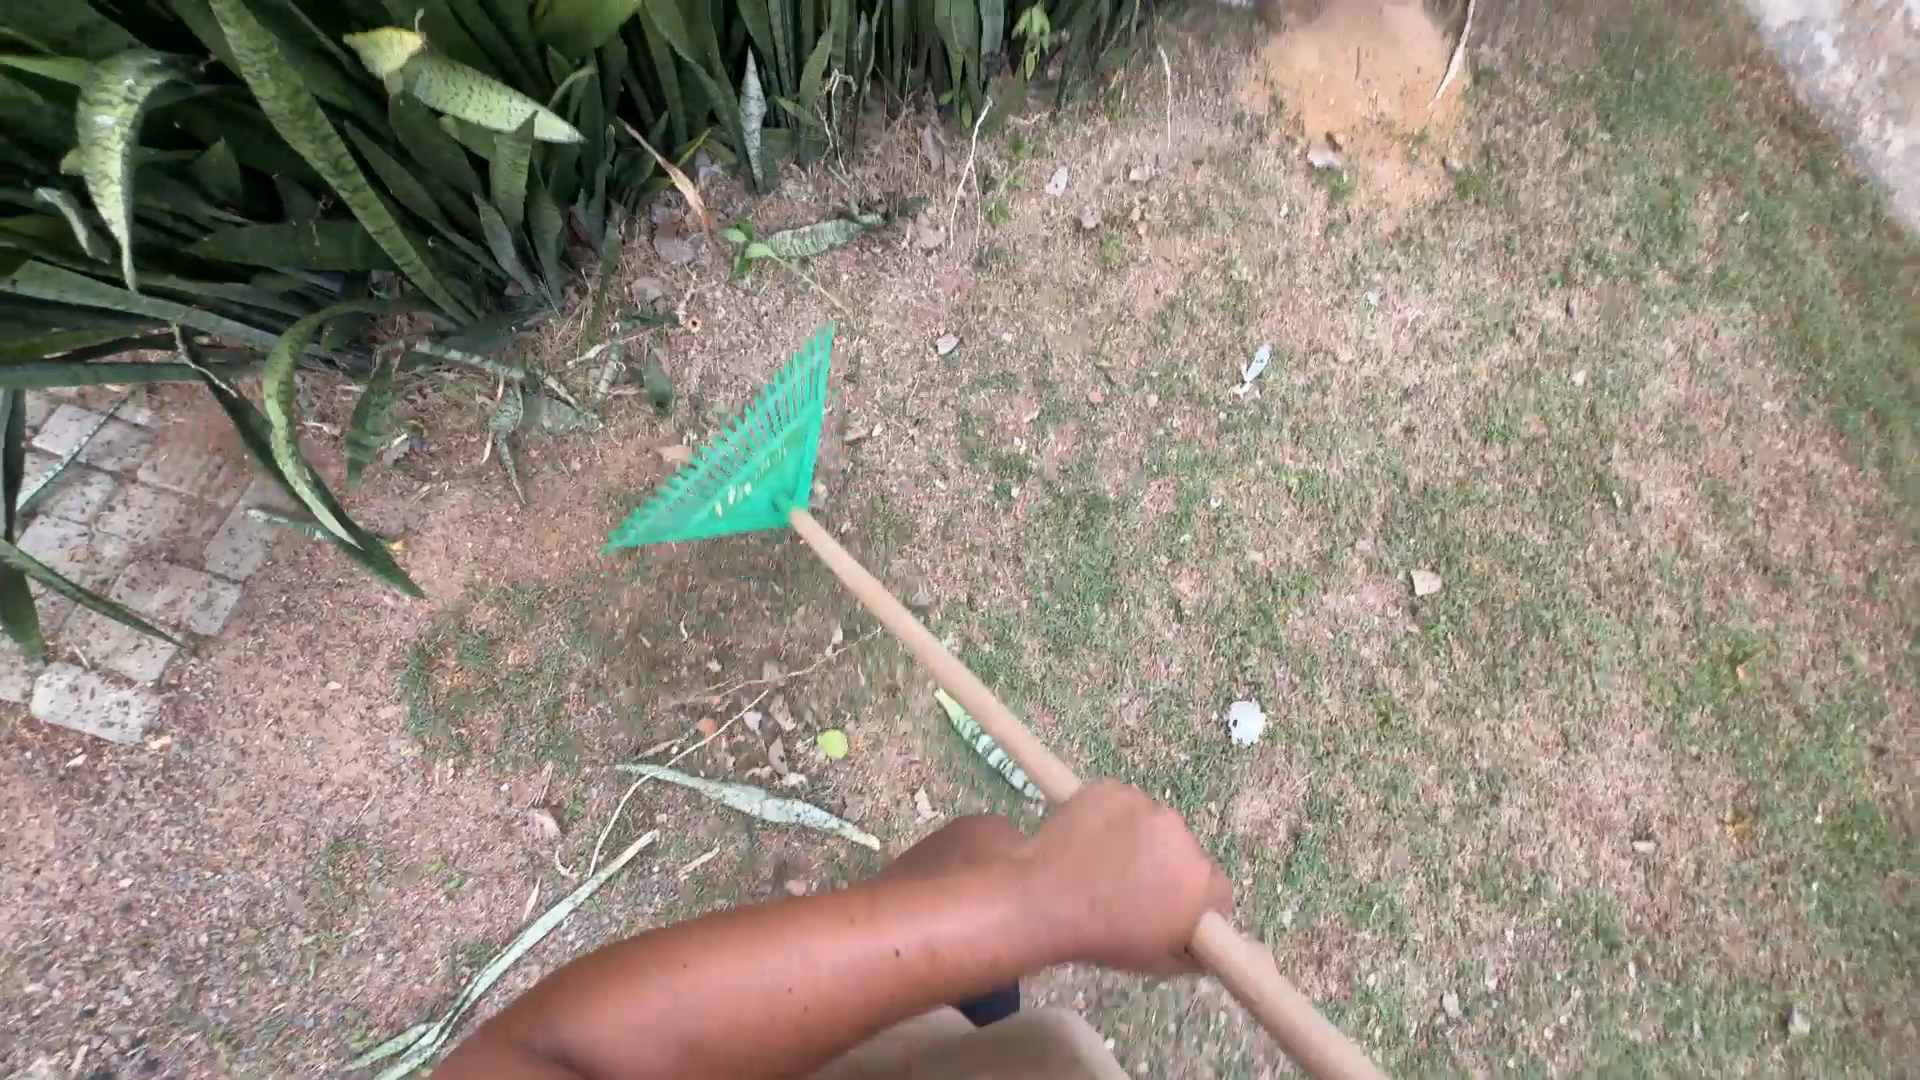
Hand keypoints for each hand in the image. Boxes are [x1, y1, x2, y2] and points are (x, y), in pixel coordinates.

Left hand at [1014, 780, 1232, 972]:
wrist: (1043, 895)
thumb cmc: (1103, 934)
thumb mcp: (1159, 961)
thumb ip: (1194, 950)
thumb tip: (1201, 938)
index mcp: (1200, 878)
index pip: (1216, 888)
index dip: (1194, 900)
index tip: (1169, 907)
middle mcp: (1180, 833)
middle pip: (1182, 850)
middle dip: (1164, 864)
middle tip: (1129, 884)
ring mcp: (1143, 804)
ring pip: (1150, 822)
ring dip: (1137, 836)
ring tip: (1103, 859)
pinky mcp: (1111, 787)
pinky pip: (1120, 803)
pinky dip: (1109, 815)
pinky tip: (1089, 837)